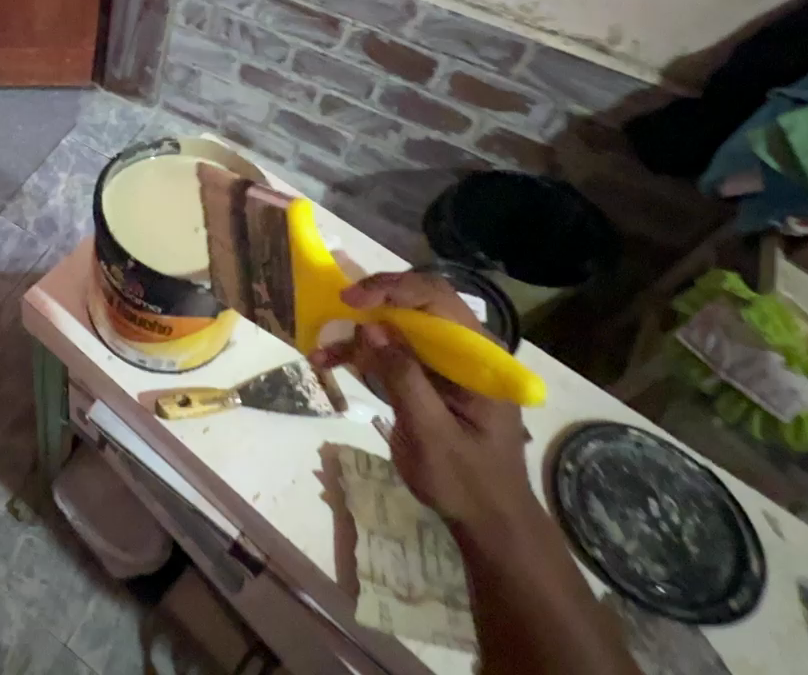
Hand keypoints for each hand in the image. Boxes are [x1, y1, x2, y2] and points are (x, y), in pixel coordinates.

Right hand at [312, 272, 534, 526]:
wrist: (486, 519)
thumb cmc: (466, 480)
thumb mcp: (431, 433)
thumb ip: (404, 378)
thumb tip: (370, 328)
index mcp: (479, 357)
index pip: (437, 299)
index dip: (393, 289)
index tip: (352, 299)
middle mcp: (464, 349)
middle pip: (415, 304)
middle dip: (372, 303)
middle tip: (335, 309)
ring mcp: (444, 362)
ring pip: (397, 326)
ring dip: (357, 333)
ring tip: (321, 349)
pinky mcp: (425, 375)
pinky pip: (390, 352)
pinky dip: (358, 354)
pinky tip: (327, 363)